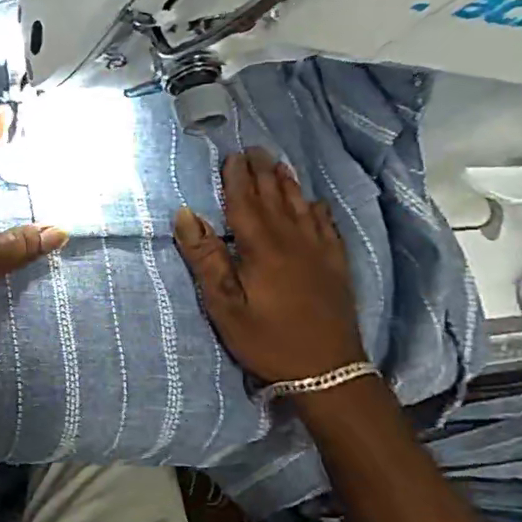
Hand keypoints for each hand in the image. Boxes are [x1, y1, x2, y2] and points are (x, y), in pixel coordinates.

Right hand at [174, 148, 365, 383]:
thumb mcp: (223, 304)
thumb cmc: (266, 339)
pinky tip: (315, 204)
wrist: (327, 372)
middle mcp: (293, 241)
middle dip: (263, 172)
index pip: (245, 203)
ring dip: (289, 184)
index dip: (237, 178)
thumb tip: (185, 214)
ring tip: (280, 164)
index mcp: (262, 248)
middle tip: (255, 148)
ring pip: (302, 207)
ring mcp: (320, 253)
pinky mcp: (336, 267)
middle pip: (275, 198)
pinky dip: (318, 211)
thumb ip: (205, 257)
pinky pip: (327, 227)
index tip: (231, 155)